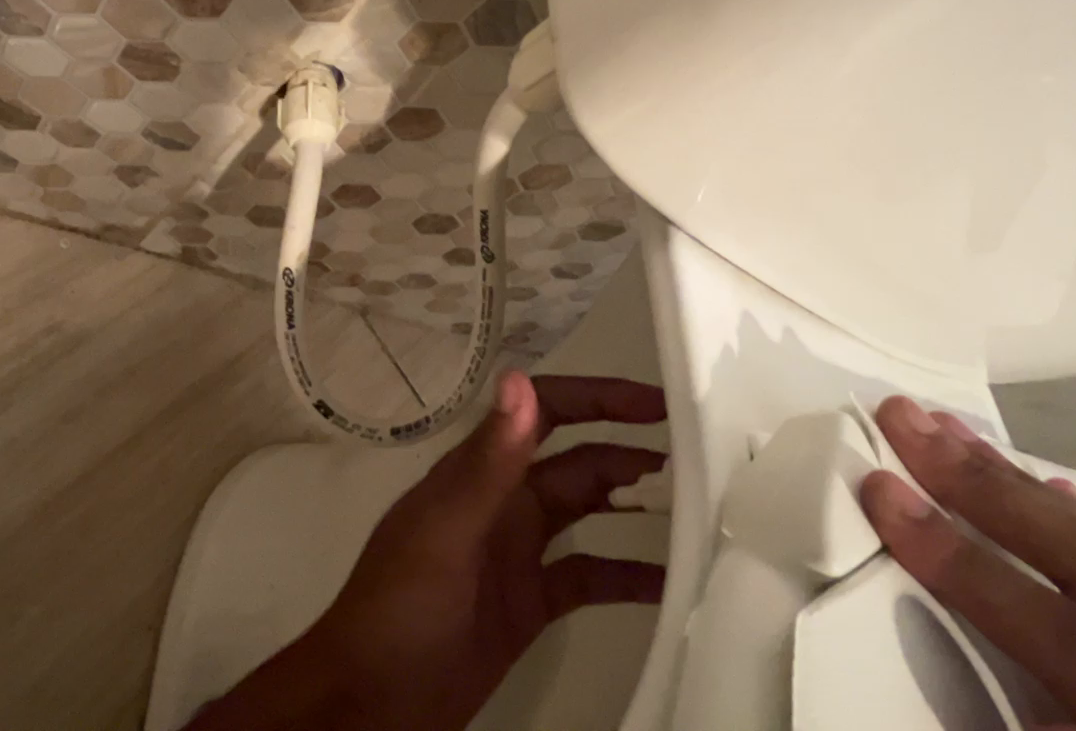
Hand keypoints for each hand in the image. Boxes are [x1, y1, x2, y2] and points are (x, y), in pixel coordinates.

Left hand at [184, 372, 668, 730]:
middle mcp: (502, 500)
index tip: (656, 403)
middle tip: (697, 452)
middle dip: (627, 449)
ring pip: (587, 510)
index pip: (543, 412)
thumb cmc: (402, 602)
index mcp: (479, 471)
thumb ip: (488, 461)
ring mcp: (519, 550)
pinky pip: (590, 576)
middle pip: (575, 460)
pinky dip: (629, 574)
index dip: (595, 398)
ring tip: (699, 503)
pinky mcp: (532, 600)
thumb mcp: (447, 529)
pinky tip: (673, 579)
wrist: (375, 695)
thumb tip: (520, 380)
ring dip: (633, 502)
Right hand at [858, 396, 1075, 730]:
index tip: (874, 485)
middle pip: (1043, 530)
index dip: (932, 538)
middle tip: (895, 412)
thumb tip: (915, 631)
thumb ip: (986, 692)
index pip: (999, 590)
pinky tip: (1038, 477)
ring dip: (996, 464)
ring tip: (939, 420)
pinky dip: (1056, 496)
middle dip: (959, 467)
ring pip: (1073, 516)